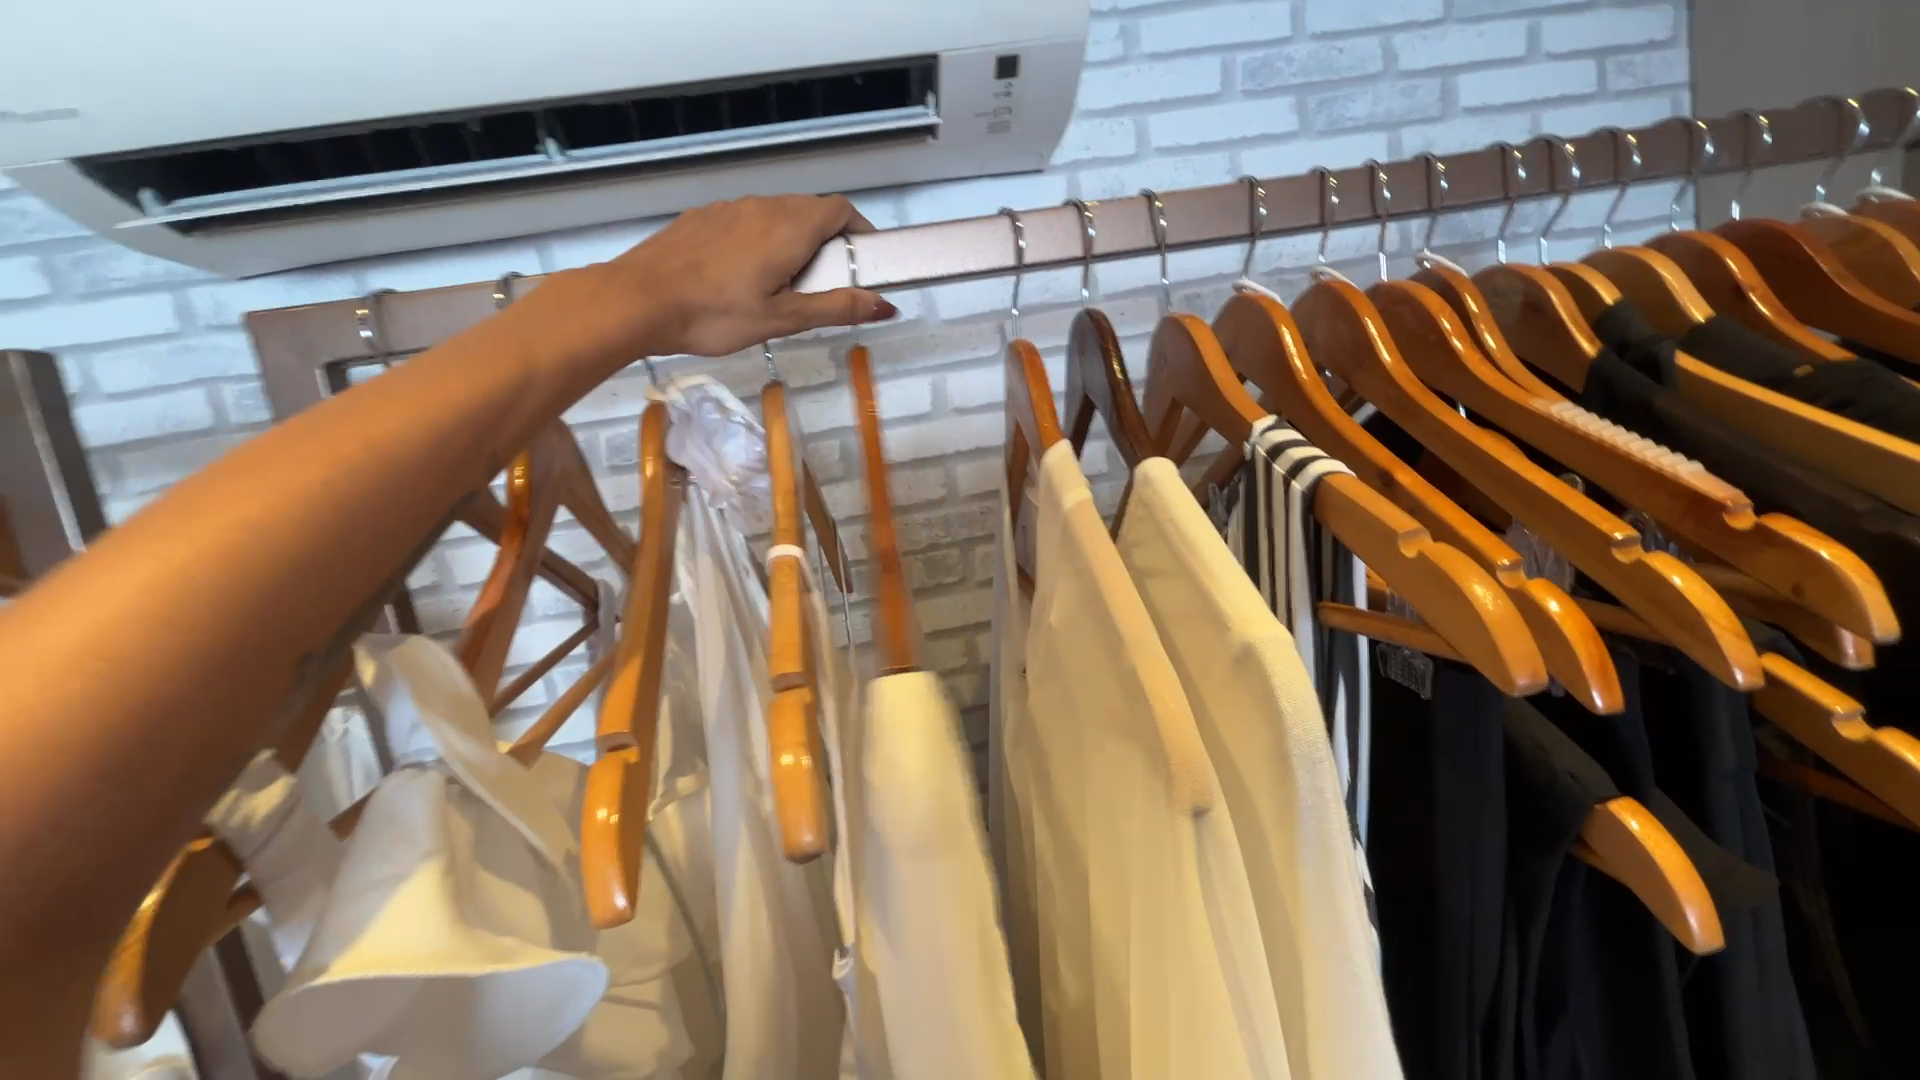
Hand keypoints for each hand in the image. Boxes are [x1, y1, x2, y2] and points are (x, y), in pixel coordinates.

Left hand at [588, 194, 897, 357]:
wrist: (638, 300)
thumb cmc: (716, 315)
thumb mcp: (782, 319)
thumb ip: (836, 308)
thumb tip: (887, 304)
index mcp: (790, 227)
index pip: (841, 210)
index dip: (860, 232)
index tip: (865, 263)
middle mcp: (763, 206)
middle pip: (811, 210)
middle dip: (829, 242)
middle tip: (826, 287)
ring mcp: (729, 208)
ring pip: (777, 215)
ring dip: (794, 242)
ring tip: (784, 287)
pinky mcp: (703, 217)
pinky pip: (746, 221)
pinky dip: (762, 241)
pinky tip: (743, 277)